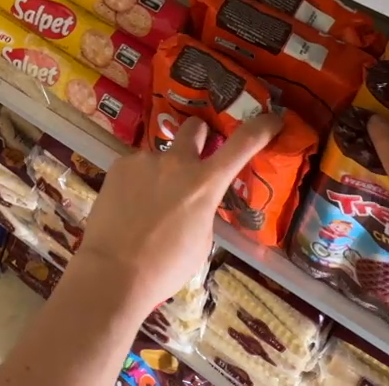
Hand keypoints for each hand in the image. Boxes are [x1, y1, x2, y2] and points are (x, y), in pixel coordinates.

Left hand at [69, 114, 283, 316]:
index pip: (242, 145)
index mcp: (205, 183)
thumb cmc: (166, 265)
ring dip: (162, 171)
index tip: (273, 119)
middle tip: (194, 155)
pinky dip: (137, 181)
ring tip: (148, 203)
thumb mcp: (202, 239)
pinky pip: (136, 166)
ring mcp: (145, 159)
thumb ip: (203, 207)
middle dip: (199, 136)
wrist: (114, 270)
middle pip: (194, 127)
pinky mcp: (120, 163)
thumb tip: (195, 197)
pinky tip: (128, 205)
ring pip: (160, 156)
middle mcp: (176, 161)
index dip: (260, 128)